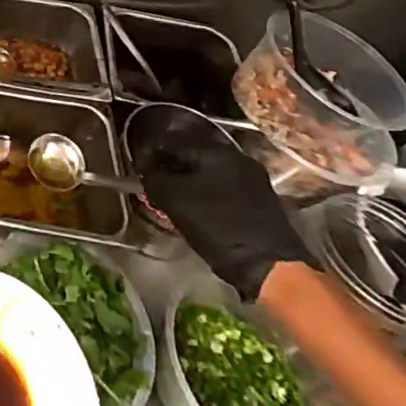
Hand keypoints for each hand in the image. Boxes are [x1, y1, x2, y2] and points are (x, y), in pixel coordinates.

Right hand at [135, 106, 315, 299]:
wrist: (267, 264)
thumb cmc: (215, 225)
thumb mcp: (172, 199)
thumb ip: (153, 178)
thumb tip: (149, 171)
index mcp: (216, 152)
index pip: (171, 141)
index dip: (149, 153)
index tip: (138, 169)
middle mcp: (238, 158)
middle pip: (192, 153)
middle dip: (169, 165)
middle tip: (153, 180)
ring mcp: (253, 178)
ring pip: (208, 169)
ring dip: (187, 178)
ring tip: (171, 194)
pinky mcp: (260, 197)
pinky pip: (222, 184)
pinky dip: (204, 189)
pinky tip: (196, 205)